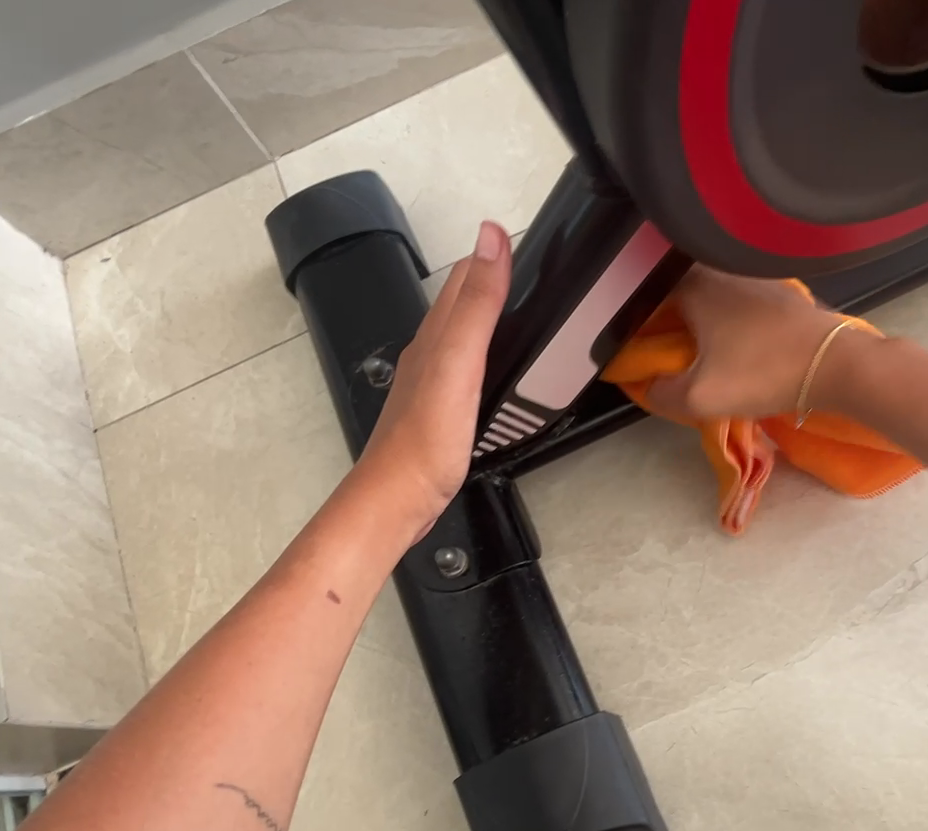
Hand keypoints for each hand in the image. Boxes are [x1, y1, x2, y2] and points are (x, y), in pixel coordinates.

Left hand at [352, 221, 511, 533]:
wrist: (400, 496)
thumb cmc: (428, 438)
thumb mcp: (460, 361)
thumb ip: (479, 303)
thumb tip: (490, 236)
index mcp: (436, 334)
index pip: (466, 277)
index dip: (493, 253)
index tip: (523, 238)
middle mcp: (430, 352)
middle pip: (462, 303)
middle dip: (490, 277)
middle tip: (527, 268)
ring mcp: (433, 383)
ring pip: (462, 335)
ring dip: (486, 315)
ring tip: (515, 308)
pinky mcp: (440, 412)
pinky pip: (464, 369)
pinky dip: (483, 354)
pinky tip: (493, 367)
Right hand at [643, 266, 851, 419]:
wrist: (833, 364)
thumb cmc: (761, 373)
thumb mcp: (699, 398)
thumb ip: (662, 393)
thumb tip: (650, 386)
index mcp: (695, 286)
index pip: (649, 292)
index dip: (638, 318)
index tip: (637, 343)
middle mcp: (722, 271)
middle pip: (681, 288)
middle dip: (669, 314)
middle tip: (665, 346)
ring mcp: (756, 277)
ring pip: (714, 292)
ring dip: (702, 315)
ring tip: (698, 345)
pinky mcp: (782, 292)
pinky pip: (742, 300)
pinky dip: (731, 317)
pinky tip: (736, 340)